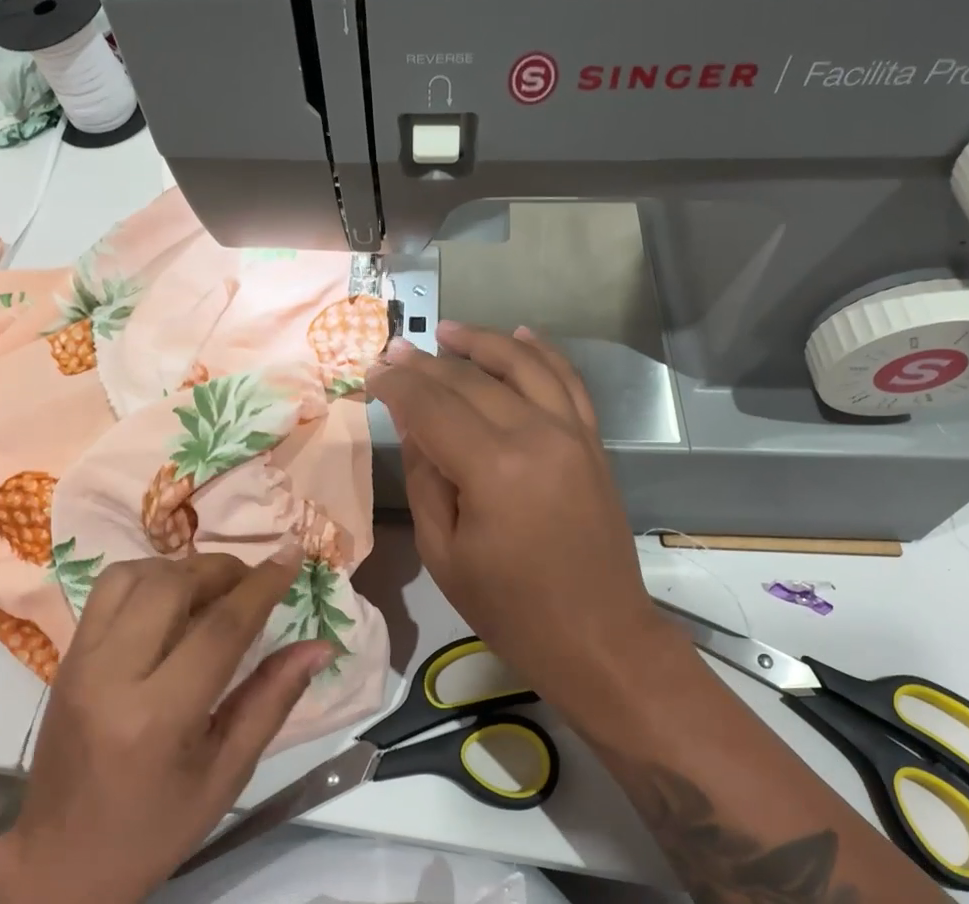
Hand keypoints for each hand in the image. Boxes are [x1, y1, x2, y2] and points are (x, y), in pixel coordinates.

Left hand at [0, 551, 331, 903]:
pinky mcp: (65, 658)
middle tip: (253, 580)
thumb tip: (319, 646)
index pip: (219, 629)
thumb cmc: (155, 828)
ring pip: (132, 575)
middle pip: (171, 585)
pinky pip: (107, 592)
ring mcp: (80, 662)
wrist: (61, 860)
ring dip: (181, 568)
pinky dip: (147, 579)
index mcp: (158, 718)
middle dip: (222, 569)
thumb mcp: (226, 775)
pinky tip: (173, 602)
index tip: (293, 553)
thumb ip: (272, 700)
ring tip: (213, 588)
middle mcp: (112, 677)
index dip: (262, 586)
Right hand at [365, 322, 667, 705]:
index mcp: (493, 468)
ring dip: (483, 341)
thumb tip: (411, 420)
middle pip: (472, 379)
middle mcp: (536, 435)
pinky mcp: (592, 442)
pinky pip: (568, 381)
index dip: (396, 385)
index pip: (431, 405)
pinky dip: (543, 353)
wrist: (598, 637)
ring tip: (447, 331)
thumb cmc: (510, 609)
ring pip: (523, 364)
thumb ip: (425, 476)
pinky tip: (521, 335)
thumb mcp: (444, 552)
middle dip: (427, 363)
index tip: (370, 374)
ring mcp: (572, 433)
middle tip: (393, 352)